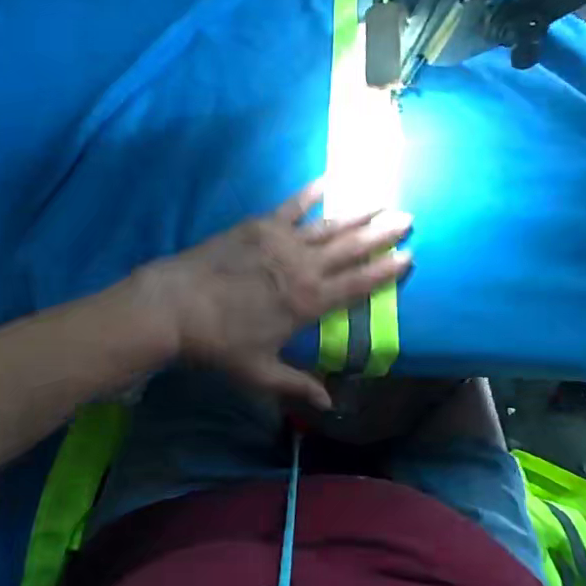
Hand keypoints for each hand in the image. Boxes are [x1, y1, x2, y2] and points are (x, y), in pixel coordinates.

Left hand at [134, 181, 411, 408]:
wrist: (175, 306)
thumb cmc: (218, 344)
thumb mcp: (259, 372)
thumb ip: (297, 386)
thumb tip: (329, 404)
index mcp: (308, 303)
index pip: (358, 285)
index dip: (386, 272)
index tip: (410, 256)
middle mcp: (302, 268)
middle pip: (350, 248)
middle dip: (381, 233)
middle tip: (407, 218)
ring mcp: (281, 242)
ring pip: (328, 225)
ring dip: (356, 213)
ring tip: (381, 200)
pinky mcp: (258, 226)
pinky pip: (291, 206)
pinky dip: (310, 193)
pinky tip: (327, 180)